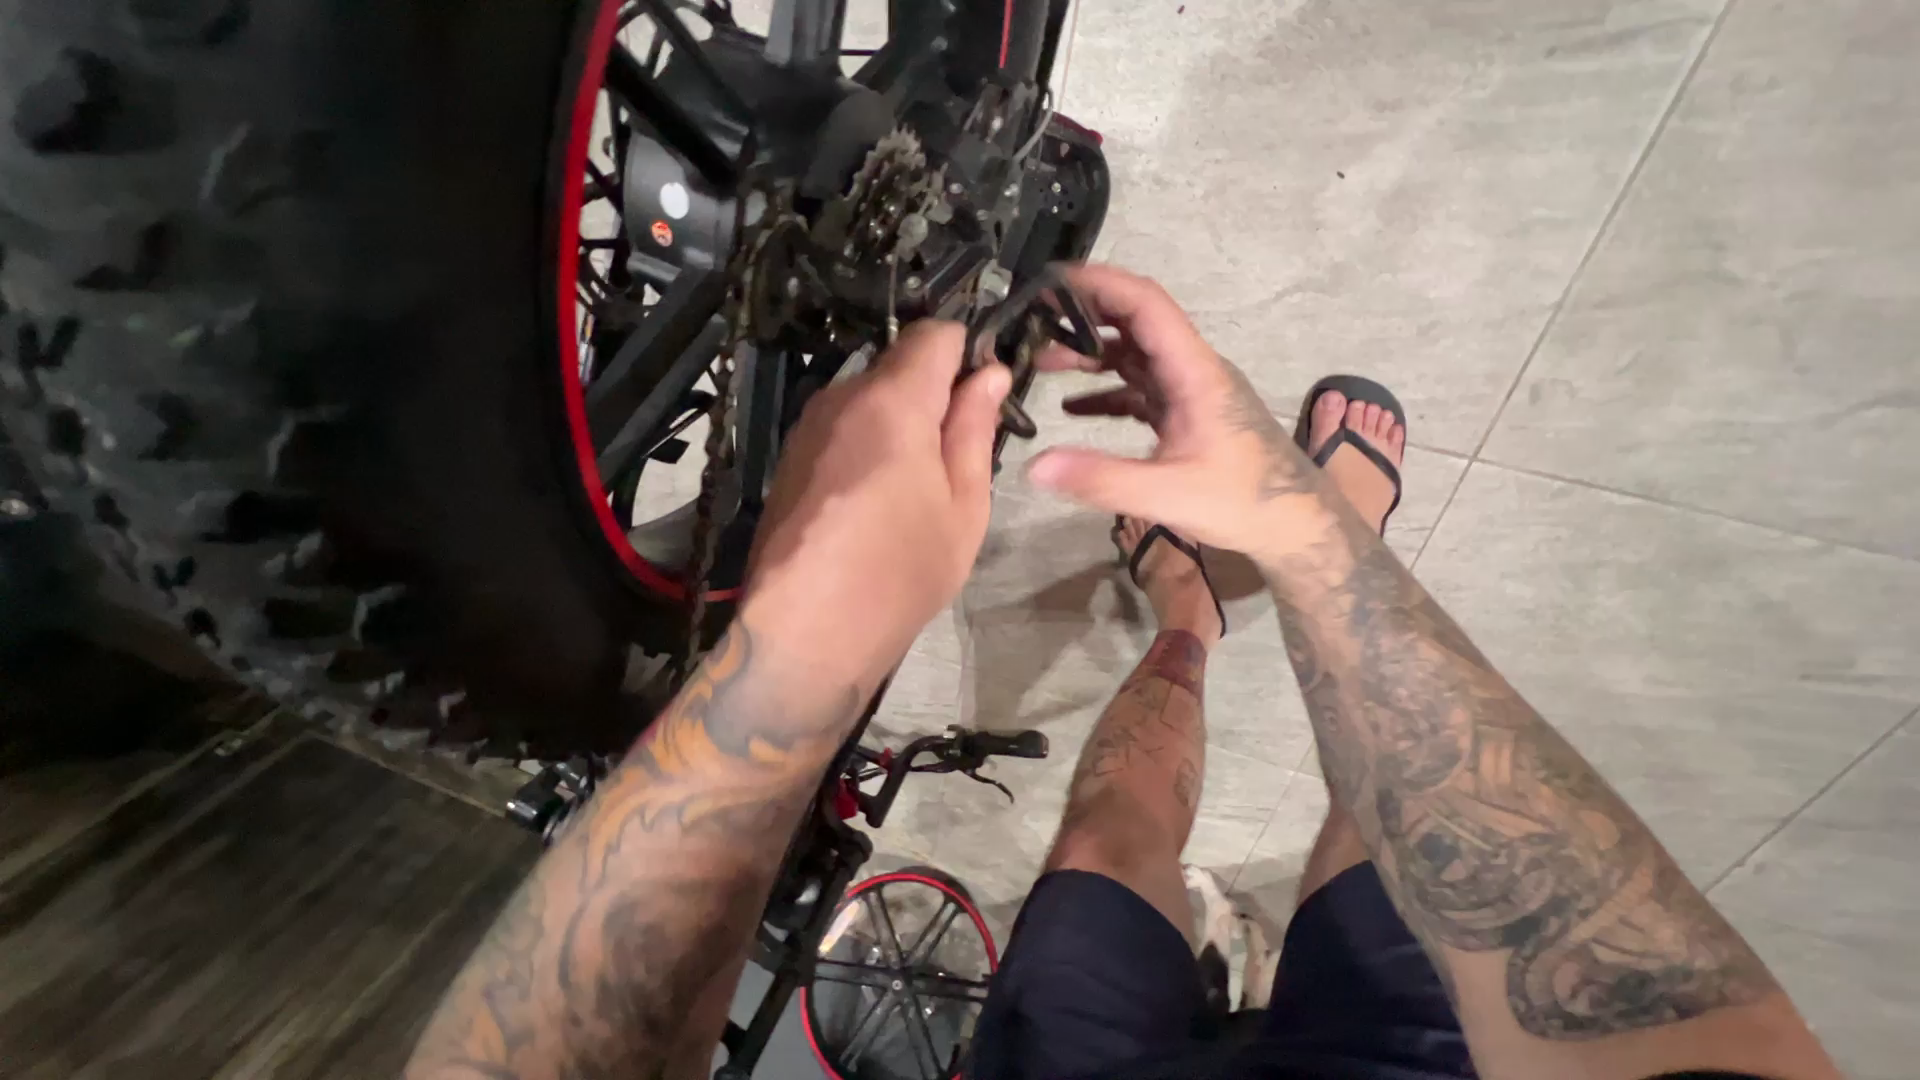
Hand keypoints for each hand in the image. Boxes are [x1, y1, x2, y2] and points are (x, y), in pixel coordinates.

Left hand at [742, 320, 1010, 690]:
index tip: (982, 394)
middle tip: (954, 459)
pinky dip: (867, 446)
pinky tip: (874, 503)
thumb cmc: (900, 574)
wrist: (805, 633)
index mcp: (891, 401)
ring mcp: (808, 427)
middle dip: (932, 396)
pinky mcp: (789, 457)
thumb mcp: (962, 508)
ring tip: (914, 491)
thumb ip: (973, 429)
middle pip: (899, 367)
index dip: (966, 353)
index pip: (935, 333)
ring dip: (899, 424)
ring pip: (869, 399)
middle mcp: (841, 397)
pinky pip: (843, 429)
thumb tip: (987, 374)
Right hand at [1025, 264, 1332, 558]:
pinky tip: (1072, 409)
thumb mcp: (1168, 494)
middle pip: (1136, 324)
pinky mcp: (1187, 415)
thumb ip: (1101, 480)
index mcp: (1195, 372)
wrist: (1294, 524)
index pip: (1146, 306)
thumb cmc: (1242, 502)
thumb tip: (1035, 468)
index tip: (1053, 281)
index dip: (1101, 285)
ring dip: (1091, 356)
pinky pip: (1141, 391)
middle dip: (1085, 317)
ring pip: (1136, 356)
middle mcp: (1193, 371)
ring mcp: (1190, 392)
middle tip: (1036, 323)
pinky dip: (1107, 393)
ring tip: (1042, 363)